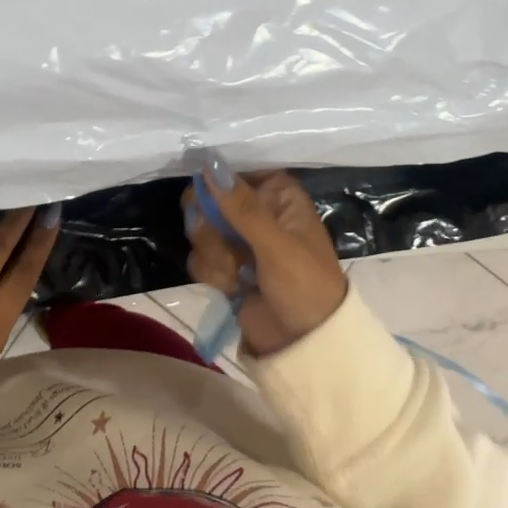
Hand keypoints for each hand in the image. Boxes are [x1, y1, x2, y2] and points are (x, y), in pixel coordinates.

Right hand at [183, 163, 346, 357]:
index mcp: (276, 194)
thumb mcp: (276, 245)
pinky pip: (200, 258)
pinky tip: (235, 288)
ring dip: (216, 256)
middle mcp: (255, 210)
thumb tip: (210, 163)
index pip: (232, 170)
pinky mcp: (225, 266)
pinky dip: (214, 275)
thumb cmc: (305, 285)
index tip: (206, 201)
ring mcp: (238, 239)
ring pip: (200, 230)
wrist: (307, 345)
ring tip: (241, 275)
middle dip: (211, 228)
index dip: (213, 183)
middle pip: (207, 199)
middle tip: (227, 243)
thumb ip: (241, 206)